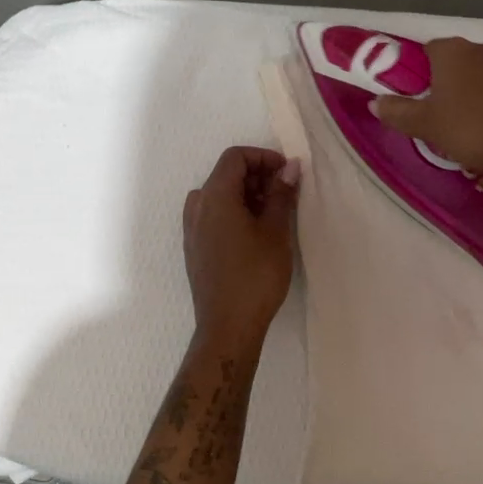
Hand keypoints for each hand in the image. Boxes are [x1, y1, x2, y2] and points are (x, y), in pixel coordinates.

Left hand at [182, 146, 298, 344]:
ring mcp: (192, 229)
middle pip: (225, 174)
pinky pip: (212, 214)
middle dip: (257, 175)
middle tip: (284, 192)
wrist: (228, 327)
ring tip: (272, 212)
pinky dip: (233, 211)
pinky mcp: (195, 248)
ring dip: (246, 194)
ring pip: (218, 195)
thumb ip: (281, 193)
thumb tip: (290, 167)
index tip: (286, 172)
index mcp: (214, 196)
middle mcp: (197, 207)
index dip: (263, 157)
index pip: (235, 157)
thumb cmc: (255, 274)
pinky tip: (255, 232)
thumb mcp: (275, 230)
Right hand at [373, 37, 482, 181]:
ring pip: (476, 95)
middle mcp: (479, 50)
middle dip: (444, 108)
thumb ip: (400, 113)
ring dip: (470, 121)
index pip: (421, 56)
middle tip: (441, 138)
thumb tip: (375, 101)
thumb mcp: (431, 125)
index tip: (415, 110)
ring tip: (471, 156)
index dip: (413, 82)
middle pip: (449, 77)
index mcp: (450, 51)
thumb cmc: (482, 125)